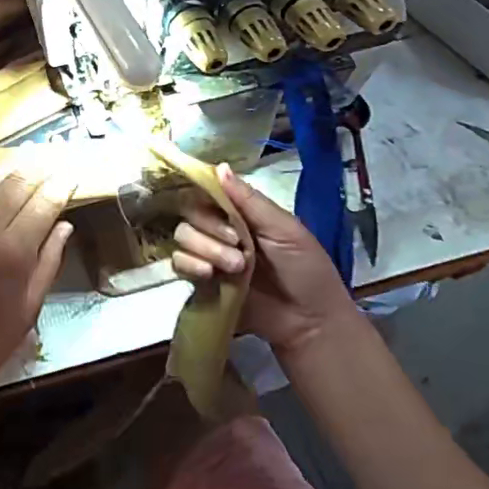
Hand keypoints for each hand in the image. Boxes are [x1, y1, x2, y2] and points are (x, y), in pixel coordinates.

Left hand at [0, 157, 73, 396]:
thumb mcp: (28, 310)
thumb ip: (48, 263)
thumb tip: (64, 226)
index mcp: (14, 252)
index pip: (44, 204)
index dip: (61, 188)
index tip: (72, 177)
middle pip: (18, 184)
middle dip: (40, 170)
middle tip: (55, 159)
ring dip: (12, 166)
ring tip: (29, 156)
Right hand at [172, 163, 368, 355]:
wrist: (309, 322)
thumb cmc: (305, 269)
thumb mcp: (284, 229)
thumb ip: (249, 200)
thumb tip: (219, 166)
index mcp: (241, 213)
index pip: (207, 192)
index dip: (204, 194)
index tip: (214, 205)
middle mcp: (220, 229)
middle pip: (190, 213)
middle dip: (211, 228)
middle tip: (238, 245)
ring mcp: (209, 255)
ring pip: (183, 237)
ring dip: (205, 249)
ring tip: (236, 268)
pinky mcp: (201, 282)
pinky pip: (179, 264)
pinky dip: (190, 265)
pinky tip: (209, 274)